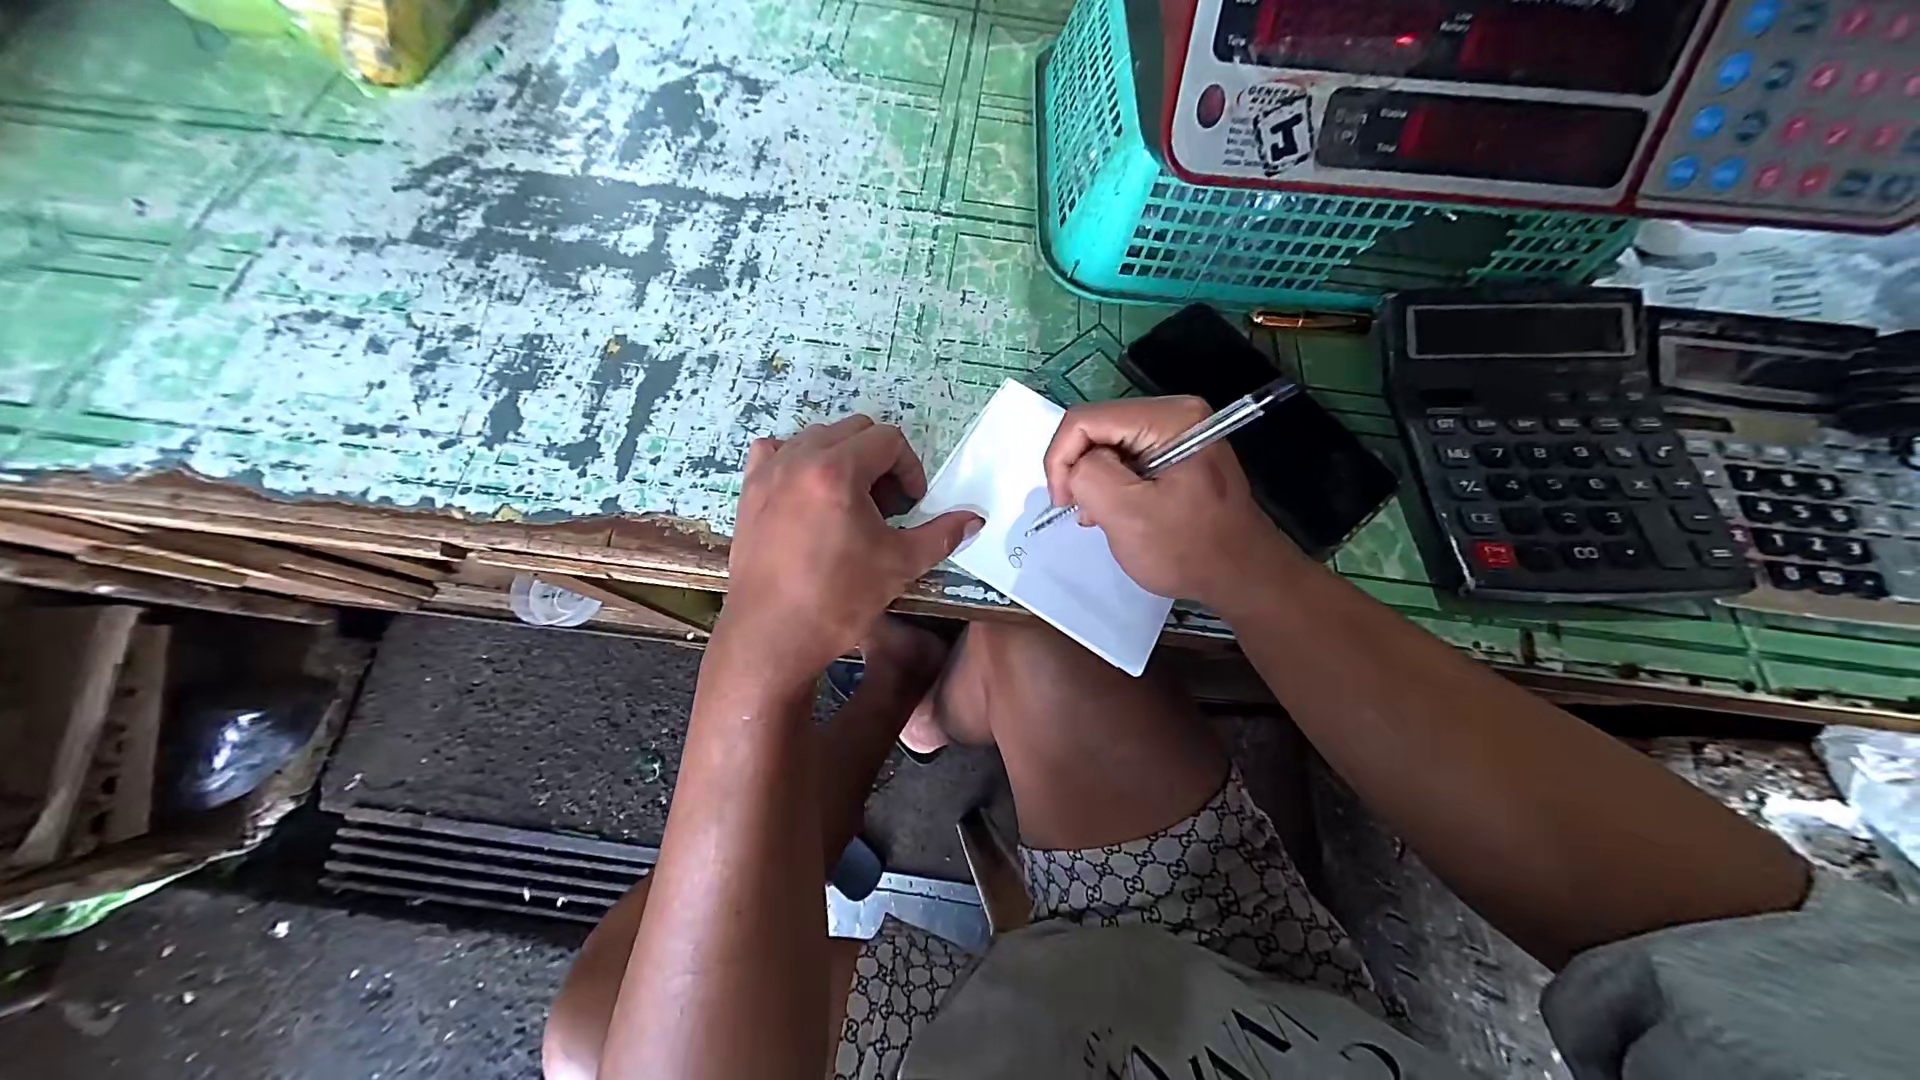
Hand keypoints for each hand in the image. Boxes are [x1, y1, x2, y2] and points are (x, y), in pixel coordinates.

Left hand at [722, 415, 979, 680]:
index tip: (910, 505)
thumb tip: (974, 519)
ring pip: (816, 437)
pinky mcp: (748, 490)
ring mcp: (768, 472)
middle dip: (879, 461)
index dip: (910, 469)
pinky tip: (808, 494)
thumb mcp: (900, 564)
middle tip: (885, 505)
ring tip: (850, 502)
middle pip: (854, 430)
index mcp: (837, 470)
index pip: (888, 439)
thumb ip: (942, 534)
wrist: (772, 635)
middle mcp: (798, 459)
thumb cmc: (838, 600)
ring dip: (843, 458)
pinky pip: (775, 451)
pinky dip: (798, 461)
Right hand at [1042, 396, 1302, 607]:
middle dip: (1079, 470)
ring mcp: (1176, 433)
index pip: (1085, 420)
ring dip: (1094, 481)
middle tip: (1085, 512)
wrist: (1242, 575)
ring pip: (1106, 445)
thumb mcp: (1128, 515)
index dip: (1061, 458)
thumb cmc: (1188, 550)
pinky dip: (1111, 484)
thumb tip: (1076, 465)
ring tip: (1103, 516)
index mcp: (1168, 418)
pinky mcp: (1174, 453)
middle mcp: (1174, 414)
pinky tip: (1119, 511)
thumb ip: (1088, 476)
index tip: (1064, 502)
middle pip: (1096, 428)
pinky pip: (1124, 457)